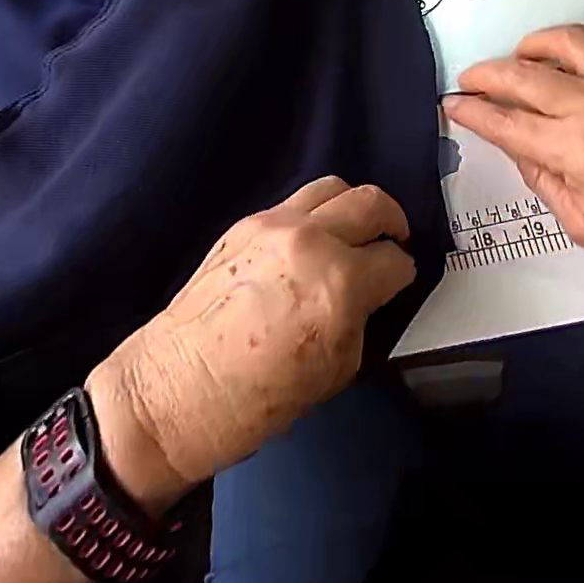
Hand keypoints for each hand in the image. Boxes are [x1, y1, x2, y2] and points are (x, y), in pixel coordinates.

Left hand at [85, 177, 416, 512]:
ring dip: (351, 206)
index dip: (403, 274)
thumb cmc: (261, 396)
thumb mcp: (338, 366)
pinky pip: (293, 203)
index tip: (399, 281)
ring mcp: (270, 225)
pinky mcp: (242, 224)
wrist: (181, 385)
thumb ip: (361, 315)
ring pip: (330, 186)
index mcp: (338, 280)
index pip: (393, 260)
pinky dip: (314, 214)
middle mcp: (307, 239)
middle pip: (370, 202)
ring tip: (354, 232)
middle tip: (391, 242)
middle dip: (391, 221)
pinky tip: (311, 242)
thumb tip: (367, 292)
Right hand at [440, 20, 583, 300]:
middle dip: (483, 74)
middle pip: (519, 73)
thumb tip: (522, 150)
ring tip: (522, 56)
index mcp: (573, 151)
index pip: (499, 120)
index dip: (467, 110)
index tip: (454, 106)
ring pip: (567, 39)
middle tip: (472, 80)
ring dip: (534, 43)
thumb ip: (543, 181)